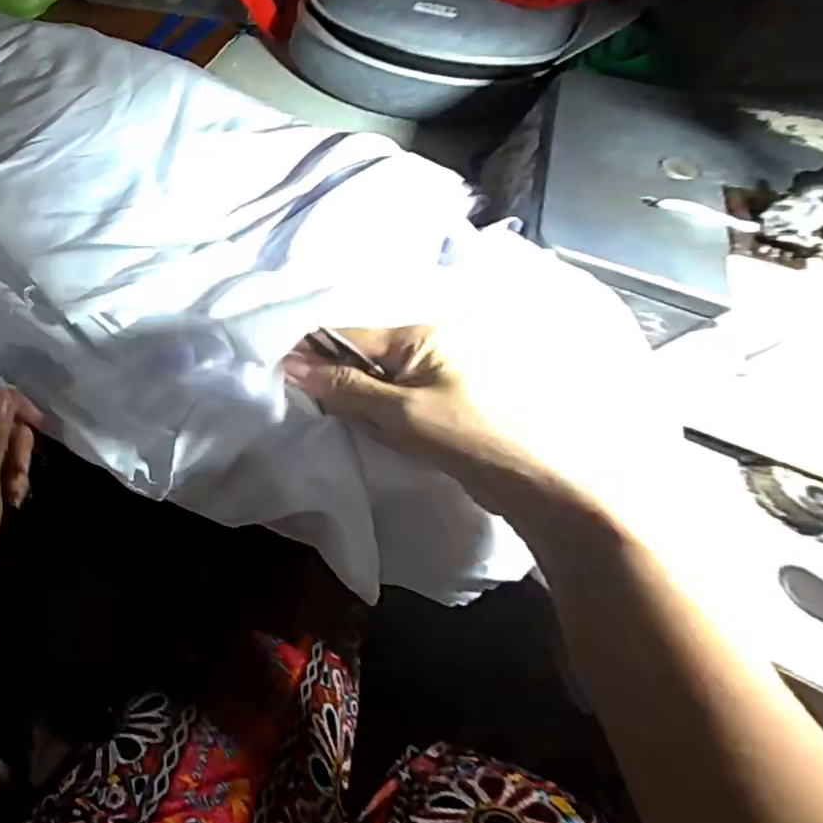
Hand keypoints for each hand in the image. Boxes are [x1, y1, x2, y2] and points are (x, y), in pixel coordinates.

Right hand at [282, 326, 613, 528]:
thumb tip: (292, 366)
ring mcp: (434, 375)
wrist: (538, 486)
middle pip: (360, 356)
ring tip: (340, 424)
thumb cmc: (469, 439)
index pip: (349, 335)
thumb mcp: (400, 413)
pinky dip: (375, 414)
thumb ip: (346, 388)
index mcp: (419, 336)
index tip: (283, 380)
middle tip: (313, 410)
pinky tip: (370, 432)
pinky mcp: (438, 402)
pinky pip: (392, 400)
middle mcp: (426, 347)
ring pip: (373, 381)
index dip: (313, 355)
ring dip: (354, 402)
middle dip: (334, 381)